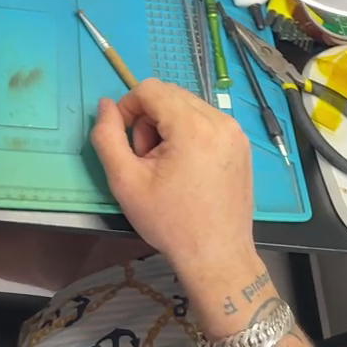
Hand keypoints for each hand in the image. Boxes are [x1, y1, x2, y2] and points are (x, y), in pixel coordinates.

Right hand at [89, 79, 257, 286]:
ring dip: (167, 125)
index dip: (128, 107)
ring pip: (187, 105)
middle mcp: (220, 120)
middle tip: (145, 158)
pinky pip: (206, 120)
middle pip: (169, 95)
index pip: (150, 89)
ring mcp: (235, 132)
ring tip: (165, 164)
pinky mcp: (241, 144)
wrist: (217, 257)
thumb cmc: (169, 222)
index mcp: (193, 126)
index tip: (125, 140)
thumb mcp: (125, 181)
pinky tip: (186, 166)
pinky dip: (188, 132)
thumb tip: (105, 105)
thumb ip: (107, 136)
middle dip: (148, 118)